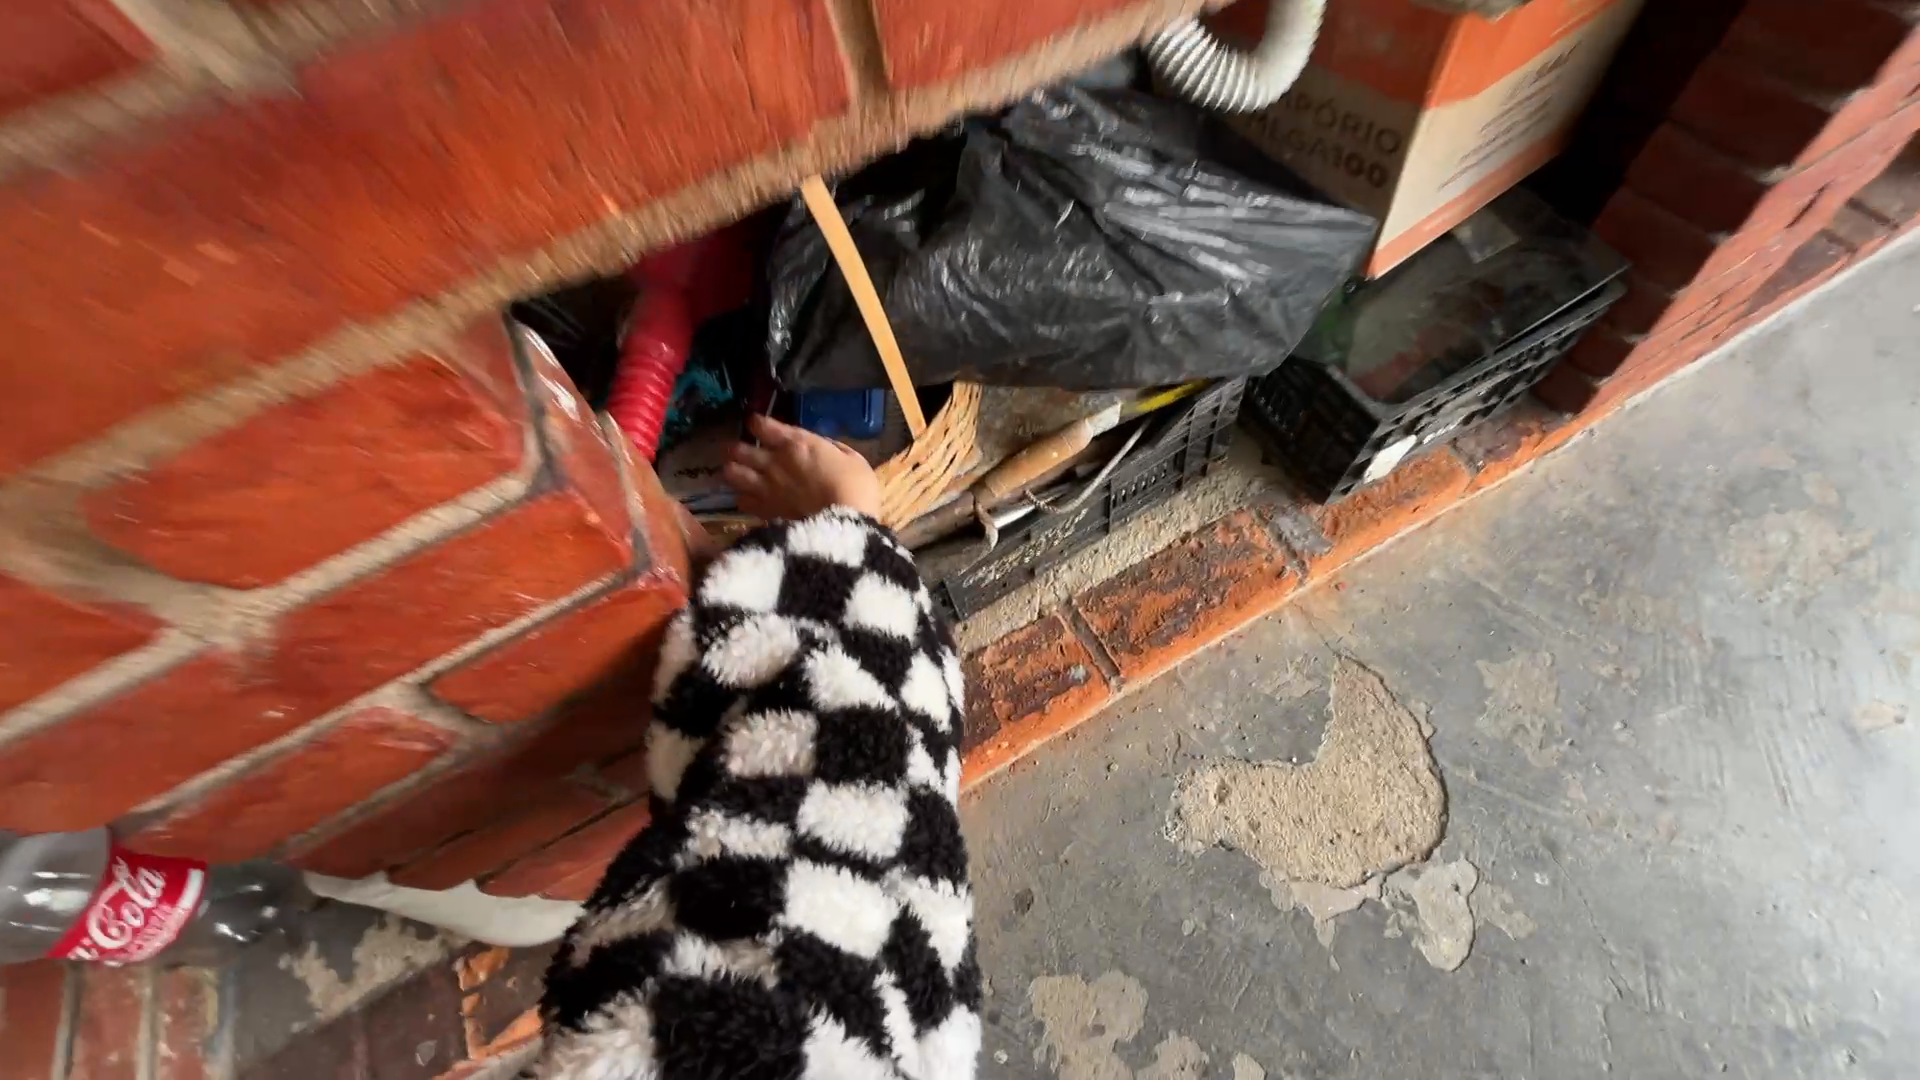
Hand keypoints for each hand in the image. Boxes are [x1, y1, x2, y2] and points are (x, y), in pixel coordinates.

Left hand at [722, 413, 882, 521]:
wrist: (845, 525)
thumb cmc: (855, 487)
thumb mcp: (852, 458)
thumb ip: (832, 449)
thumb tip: (823, 447)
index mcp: (796, 444)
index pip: (762, 425)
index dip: (756, 423)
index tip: (757, 424)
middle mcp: (773, 462)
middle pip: (738, 449)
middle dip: (738, 448)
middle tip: (743, 452)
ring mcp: (765, 487)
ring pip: (731, 473)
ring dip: (734, 471)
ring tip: (739, 473)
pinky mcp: (764, 511)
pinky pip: (741, 501)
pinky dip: (744, 498)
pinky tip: (750, 499)